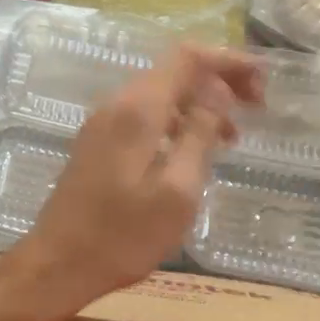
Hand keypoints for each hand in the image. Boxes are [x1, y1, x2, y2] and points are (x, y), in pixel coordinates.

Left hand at [0, 46, 263, 319]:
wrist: (56, 263)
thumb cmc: (122, 235)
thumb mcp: (177, 191)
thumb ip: (199, 134)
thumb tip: (219, 89)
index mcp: (137, 109)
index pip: (187, 57)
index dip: (228, 60)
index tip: (263, 81)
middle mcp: (117, 104)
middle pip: (173, 71)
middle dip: (218, 79)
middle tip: (258, 106)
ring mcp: (103, 123)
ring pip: (159, 95)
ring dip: (199, 104)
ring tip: (234, 137)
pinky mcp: (98, 144)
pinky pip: (144, 116)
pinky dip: (176, 121)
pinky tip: (194, 151)